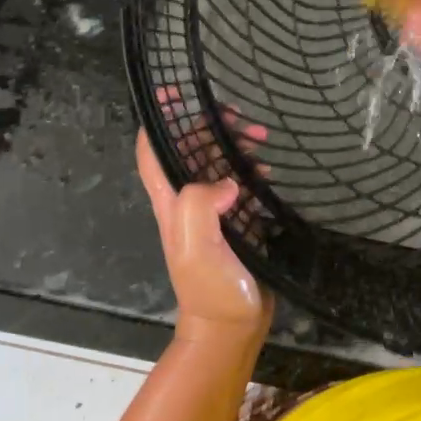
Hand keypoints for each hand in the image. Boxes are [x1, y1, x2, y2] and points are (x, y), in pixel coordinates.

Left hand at [136, 96, 272, 340]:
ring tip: (263, 139)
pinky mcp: (234, 223)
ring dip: (235, 145)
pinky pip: (239, 183)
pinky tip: (268, 170)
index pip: (152, 151)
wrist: (232, 328)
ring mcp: (211, 213)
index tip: (175, 92)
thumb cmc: (210, 288)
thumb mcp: (197, 246)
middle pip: (189, 148)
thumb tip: (227, 180)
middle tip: (241, 117)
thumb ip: (200, 205)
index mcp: (171, 202)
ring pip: (216, 162)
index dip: (158, 120)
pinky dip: (251, 169)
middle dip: (210, 125)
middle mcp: (186, 202)